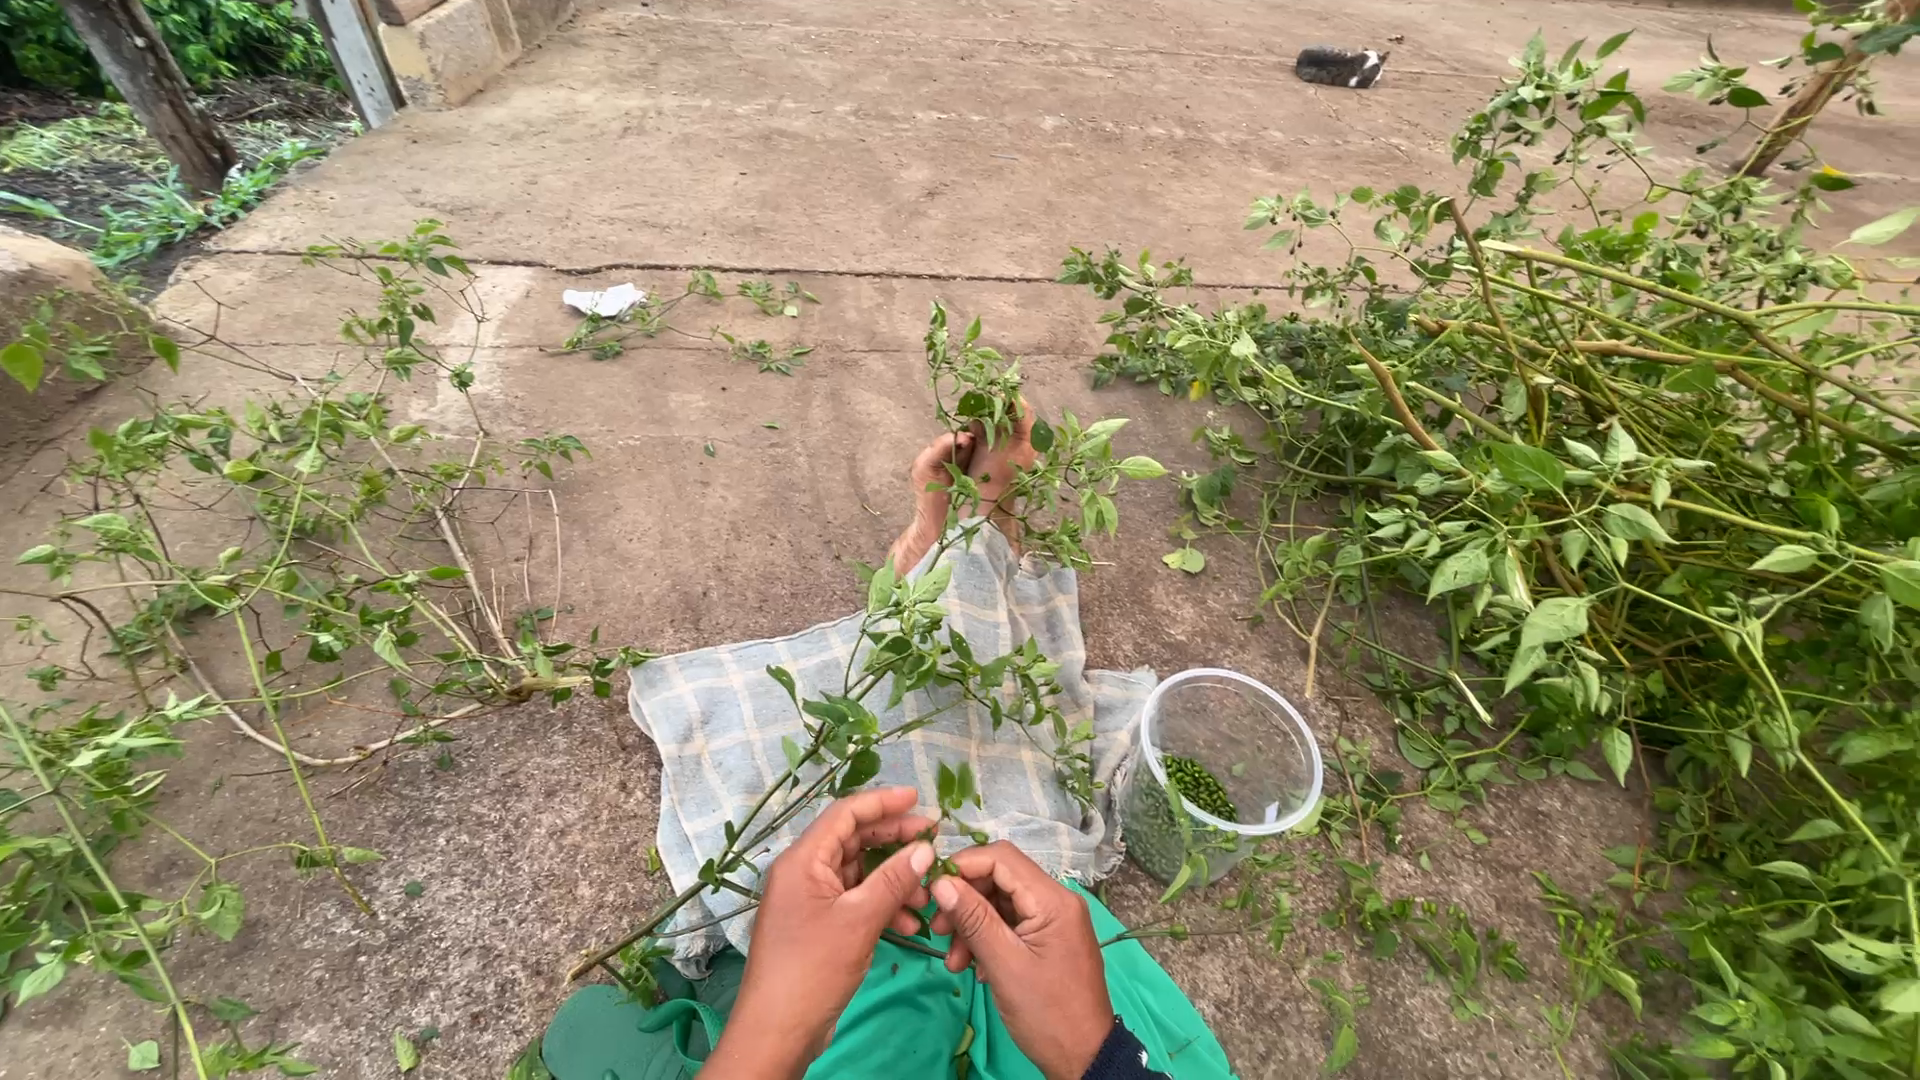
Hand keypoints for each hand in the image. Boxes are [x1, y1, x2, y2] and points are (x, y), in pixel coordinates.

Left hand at [704, 787, 936, 1078]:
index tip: (918, 799)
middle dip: (895, 840)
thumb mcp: (859, 921)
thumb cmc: (812, 970)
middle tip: (933, 841)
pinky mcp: (820, 923)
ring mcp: (811, 898)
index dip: (882, 802)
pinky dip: (882, 905)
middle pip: (855, 839)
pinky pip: (856, 899)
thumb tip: (925, 848)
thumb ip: (894, 879)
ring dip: (893, 878)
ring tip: (927, 893)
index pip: (845, 813)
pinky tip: (910, 922)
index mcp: (803, 859)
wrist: (776, 1035)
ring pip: (860, 872)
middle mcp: (804, 871)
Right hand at [929, 841, 1112, 1079]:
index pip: (1002, 858)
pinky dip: (988, 938)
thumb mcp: (1005, 966)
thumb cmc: (1047, 1014)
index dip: (964, 865)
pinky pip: (1011, 923)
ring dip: (972, 924)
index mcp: (1052, 899)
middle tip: (939, 930)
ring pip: (1001, 902)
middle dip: (966, 900)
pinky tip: (974, 966)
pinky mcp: (1048, 938)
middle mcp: (1056, 899)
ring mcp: (1053, 919)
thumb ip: (973, 919)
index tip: (934, 887)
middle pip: (999, 878)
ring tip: (954, 961)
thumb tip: (941, 882)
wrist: (1085, 1061)